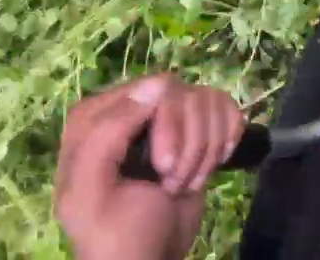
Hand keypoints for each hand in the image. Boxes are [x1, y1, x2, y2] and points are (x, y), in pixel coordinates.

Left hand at [54, 74, 245, 259]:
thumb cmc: (116, 235)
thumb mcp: (91, 193)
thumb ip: (106, 135)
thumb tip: (158, 83)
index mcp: (97, 118)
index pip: (152, 89)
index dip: (167, 124)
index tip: (161, 166)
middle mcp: (135, 108)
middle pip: (185, 95)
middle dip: (190, 142)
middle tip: (173, 179)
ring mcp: (169, 116)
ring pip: (208, 101)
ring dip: (206, 149)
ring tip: (185, 181)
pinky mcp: (198, 125)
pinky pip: (227, 107)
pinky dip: (226, 140)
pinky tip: (211, 165)